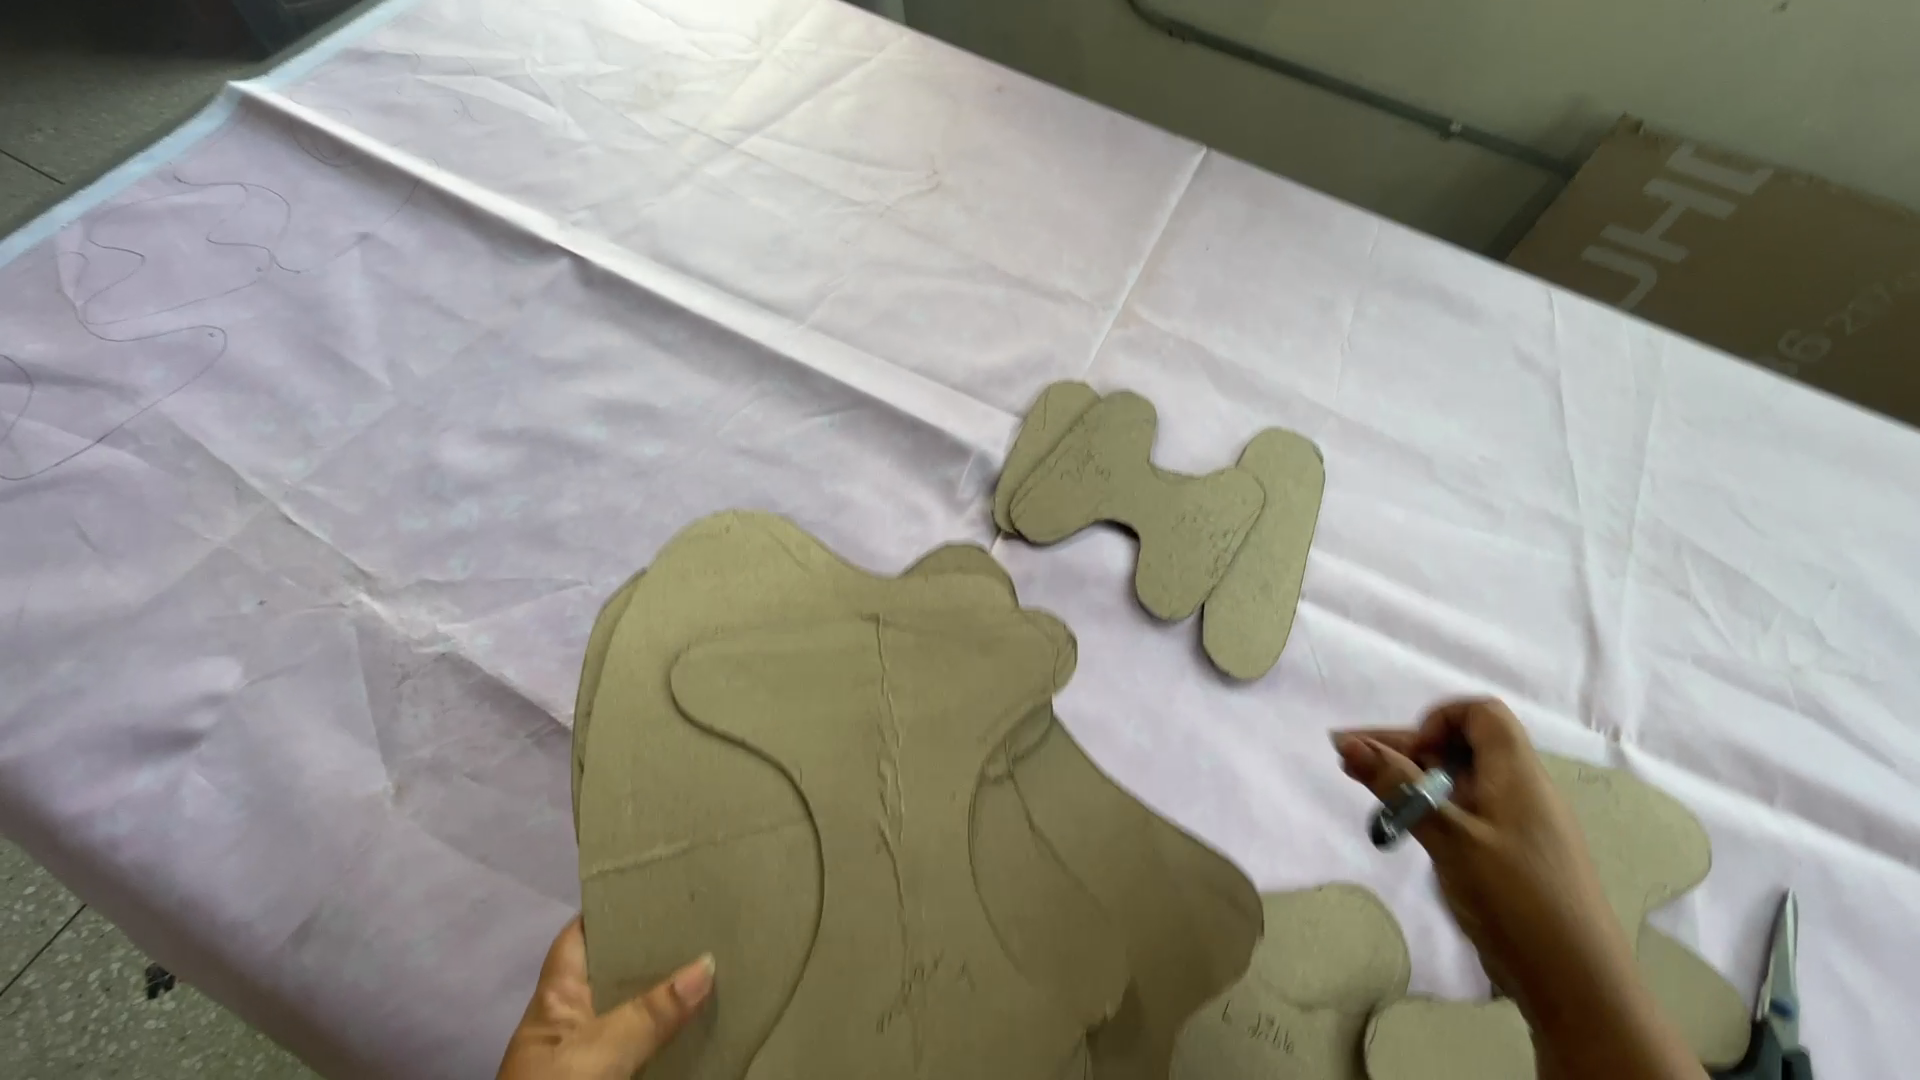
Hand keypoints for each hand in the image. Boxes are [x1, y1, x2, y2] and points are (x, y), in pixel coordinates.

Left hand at [497, 917, 714, 1079]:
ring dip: (678, 991)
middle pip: (620, 970)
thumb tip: (710, 960)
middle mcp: (577, 1023)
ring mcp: (598, 1058)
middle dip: (661, 947)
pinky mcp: (622, 1079)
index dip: (614, 906)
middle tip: (713, 917)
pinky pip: (656, 1047)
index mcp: (557, 1001)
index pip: (581, 935)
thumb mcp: (597, 1056)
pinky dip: (682, 1033)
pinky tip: (716, 1018)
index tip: (662, 880)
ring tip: (727, 956)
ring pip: (642, 1010)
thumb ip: (652, 1012)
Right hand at [1334, 699, 1703, 1079]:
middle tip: (1346, 757)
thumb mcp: (1449, 837)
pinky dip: (1424, 804)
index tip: (1411, 755)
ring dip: (1407, 776)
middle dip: (1402, 747)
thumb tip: (1348, 742)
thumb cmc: (1515, 898)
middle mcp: (1519, 790)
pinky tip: (1396, 816)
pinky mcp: (1506, 853)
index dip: (1439, 721)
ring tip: (1357, 779)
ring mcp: (1514, 823)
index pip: (1482, 714)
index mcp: (1518, 775)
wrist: (1575, 984)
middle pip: (1458, 745)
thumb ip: (1398, 787)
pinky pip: (1462, 809)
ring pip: (1456, 780)